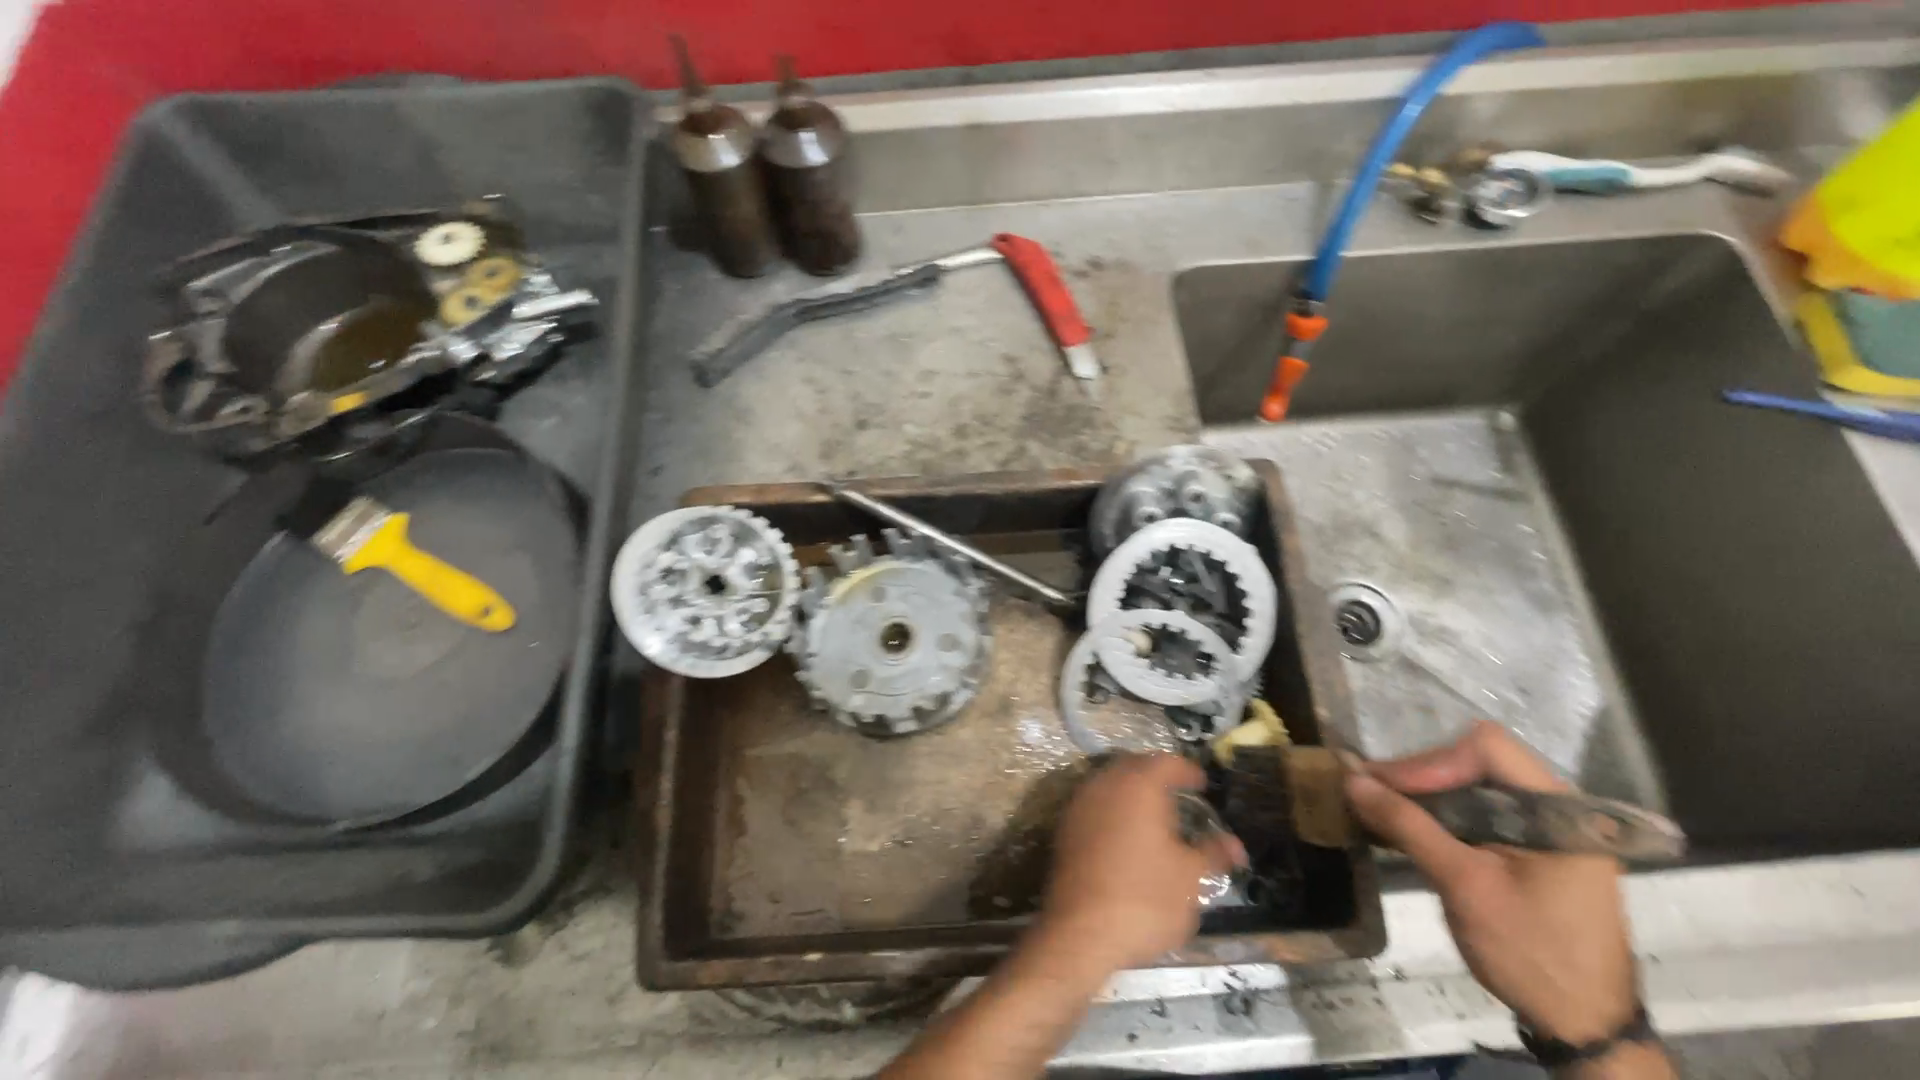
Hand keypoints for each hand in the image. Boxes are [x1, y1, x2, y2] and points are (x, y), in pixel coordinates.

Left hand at [1039, 754, 1245, 971]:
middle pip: (1134, 766)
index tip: (1202, 784)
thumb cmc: (1145, 900)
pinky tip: (1126, 834)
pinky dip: (1112, 810)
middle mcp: (1105, 785)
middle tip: (1178, 793)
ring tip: (1154, 813)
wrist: (1081, 933)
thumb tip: (1235, 845)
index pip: (1166, 762)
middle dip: (1156, 775)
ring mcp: (1079, 806)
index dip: (1187, 771)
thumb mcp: (1191, 879)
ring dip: (1131, 791)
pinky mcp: (1064, 830)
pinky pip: (1094, 806)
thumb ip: (1213, 854)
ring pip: (1109, 784)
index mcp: (1139, 786)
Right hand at [1344, 721, 1638, 1042]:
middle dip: (1421, 777)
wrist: (1585, 1027)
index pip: (1486, 749)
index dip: (1429, 762)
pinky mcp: (1537, 853)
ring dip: (1427, 798)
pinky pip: (1485, 816)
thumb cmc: (1530, 953)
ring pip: (1477, 788)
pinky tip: (1408, 831)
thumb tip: (1352, 781)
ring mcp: (1551, 832)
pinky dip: (1444, 819)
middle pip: (1479, 763)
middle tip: (1370, 795)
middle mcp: (1560, 809)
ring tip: (1380, 810)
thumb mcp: (1464, 886)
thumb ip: (1409, 827)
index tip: (1383, 787)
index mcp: (1560, 809)